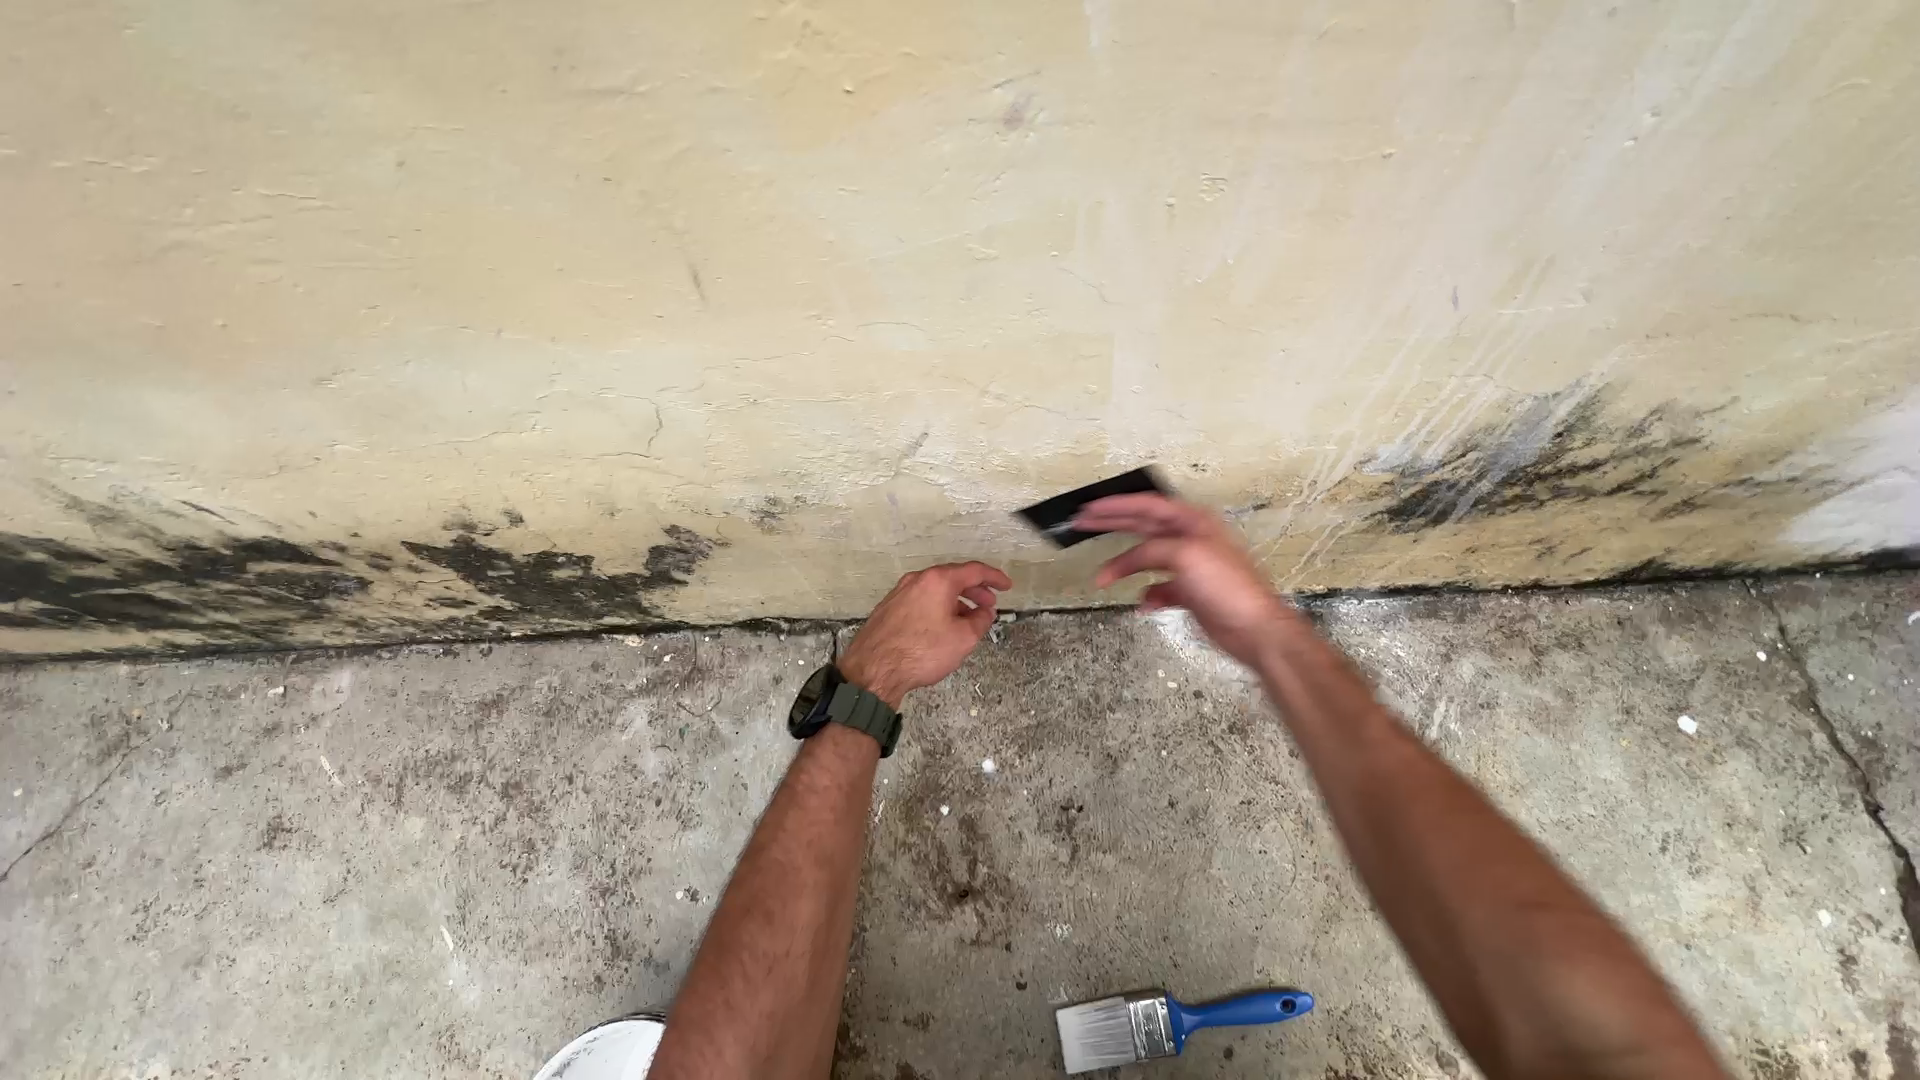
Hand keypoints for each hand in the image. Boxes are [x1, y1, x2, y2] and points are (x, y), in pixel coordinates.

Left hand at [836, 562, 1012, 707]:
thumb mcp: (964, 638)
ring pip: (935, 591)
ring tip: (967, 621)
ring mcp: (900, 593)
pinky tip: (942, 628)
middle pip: (953, 578)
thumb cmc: (918, 652)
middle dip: (975, 591)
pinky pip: (921, 601)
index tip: (1005, 585)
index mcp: (938, 581)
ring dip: (956, 601)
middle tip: (988, 604)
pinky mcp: (889, 609)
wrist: (874, 670)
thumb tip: (983, 613)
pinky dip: (937, 608)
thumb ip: (980, 621)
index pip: (974, 571)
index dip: (994, 578)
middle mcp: (917, 581)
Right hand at [1074, 493, 1298, 666]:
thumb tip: (1127, 560)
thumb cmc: (1229, 588)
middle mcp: (1190, 539)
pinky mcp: (1189, 592)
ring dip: (1123, 567)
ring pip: (1145, 559)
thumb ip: (1151, 550)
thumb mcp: (1185, 555)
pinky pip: (1158, 589)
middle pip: (1142, 526)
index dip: (1116, 506)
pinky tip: (1142, 603)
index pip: (1147, 505)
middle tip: (1083, 524)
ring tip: (1101, 576)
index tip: (1090, 509)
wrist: (1254, 629)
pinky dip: (1147, 595)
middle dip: (1111, 525)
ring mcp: (1189, 566)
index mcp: (1193, 522)